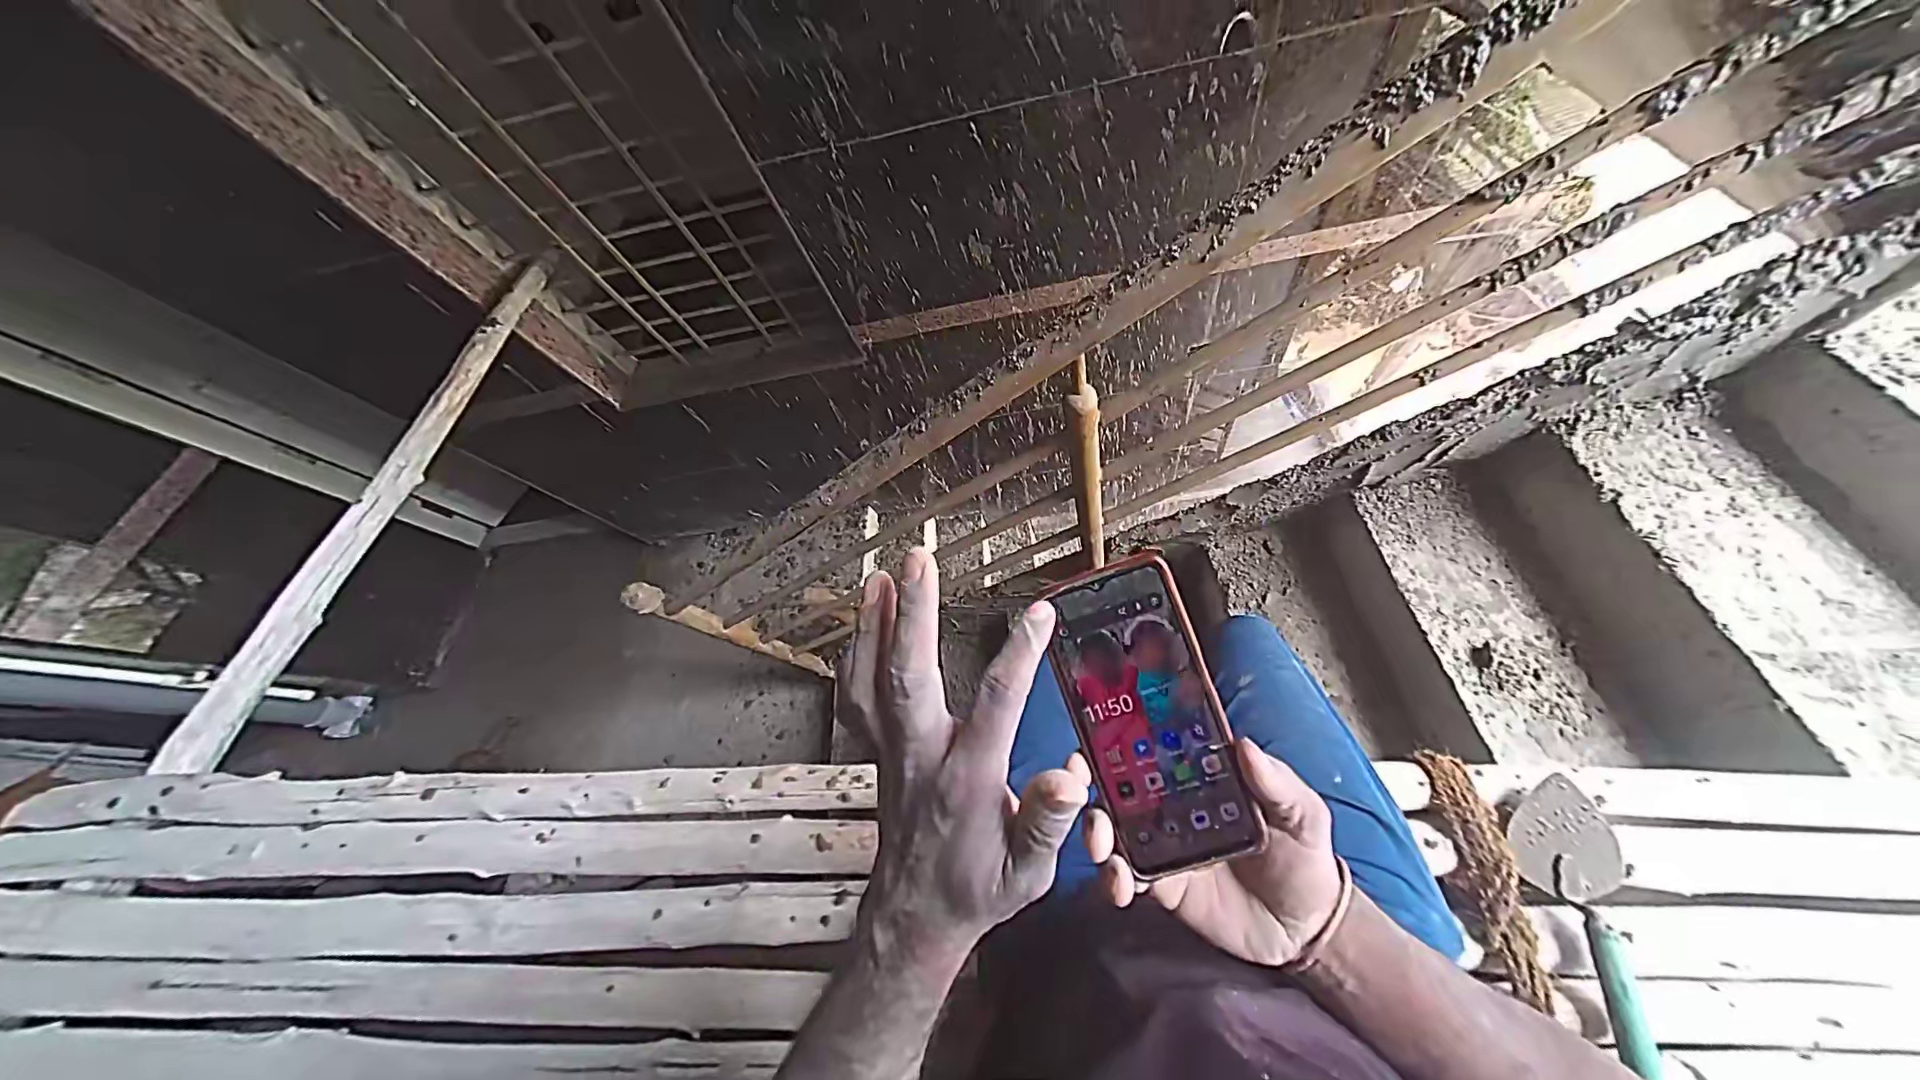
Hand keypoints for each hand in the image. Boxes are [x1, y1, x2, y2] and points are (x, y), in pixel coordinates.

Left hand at [839, 548, 1088, 960]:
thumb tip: (1070, 776)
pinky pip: (856, 696)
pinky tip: (865, 624)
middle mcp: (922, 755)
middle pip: (910, 676)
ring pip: (872, 679)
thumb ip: (1048, 822)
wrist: (915, 914)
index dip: (1020, 653)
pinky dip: (857, 654)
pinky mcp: (875, 750)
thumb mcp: (1029, 874)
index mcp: (967, 779)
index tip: (1040, 613)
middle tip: (918, 563)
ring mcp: (892, 750)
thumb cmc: (975, 889)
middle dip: (913, 614)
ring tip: (882, 577)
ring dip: (874, 624)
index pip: (997, 704)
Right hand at [1083, 738, 1342, 966]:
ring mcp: (1161, 843)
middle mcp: (1170, 803)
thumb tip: (1245, 745)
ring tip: (1099, 840)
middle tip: (1077, 786)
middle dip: (1090, 781)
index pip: (1151, 747)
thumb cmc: (1304, 856)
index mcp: (1197, 775)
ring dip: (1096, 828)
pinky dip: (1114, 878)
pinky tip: (1119, 882)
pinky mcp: (1161, 883)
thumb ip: (1278, 784)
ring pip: (1114, 828)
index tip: (1096, 729)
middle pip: (1119, 784)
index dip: (1118, 735)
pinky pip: (1128, 876)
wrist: (1306, 930)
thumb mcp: (1303, 815)